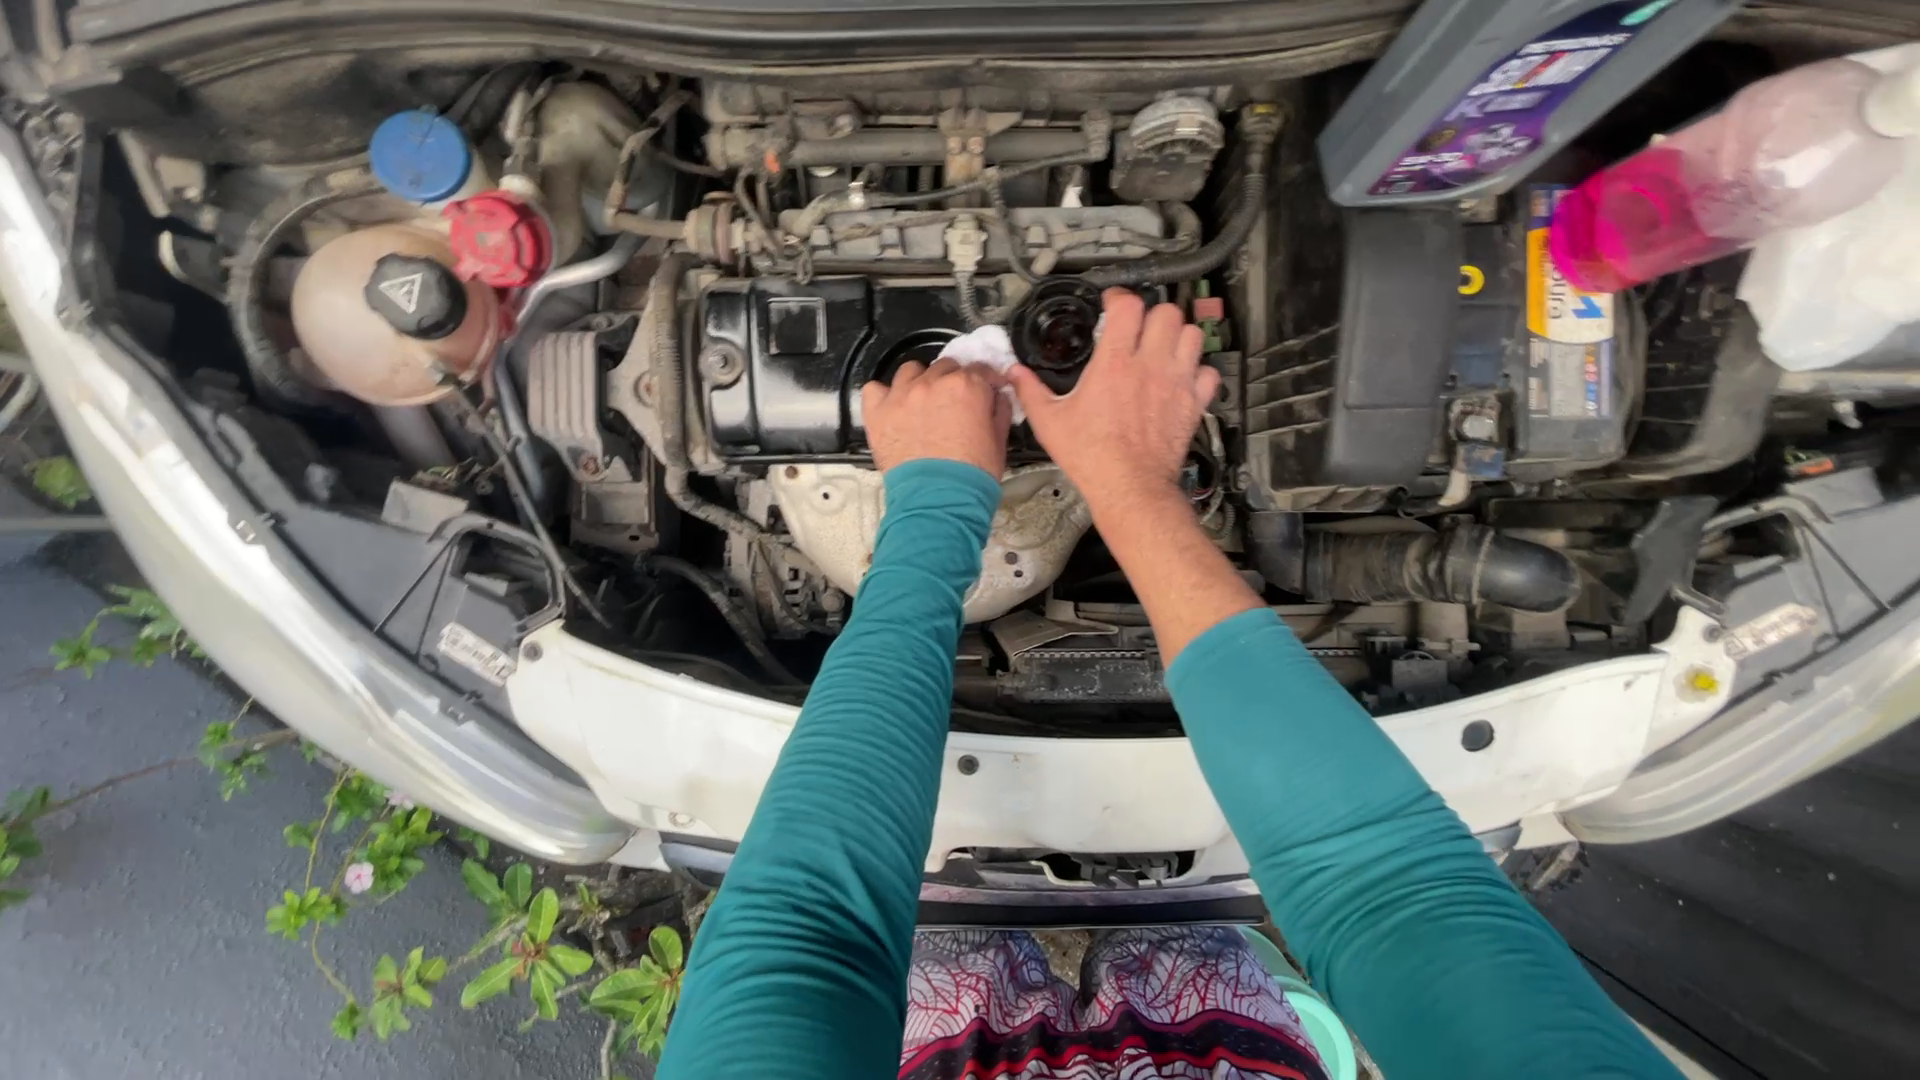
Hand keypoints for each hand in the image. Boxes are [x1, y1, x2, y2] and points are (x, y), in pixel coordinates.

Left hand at [861, 358, 1011, 475]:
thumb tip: (998, 395)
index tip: (986, 391)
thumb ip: (999, 411)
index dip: (985, 381)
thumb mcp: (999, 442)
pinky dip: (884, 395)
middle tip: (955, 403)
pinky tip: (893, 409)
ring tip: (922, 403)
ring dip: (919, 381)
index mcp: (967, 386)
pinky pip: (875, 388)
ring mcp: (902, 395)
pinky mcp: (878, 412)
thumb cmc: (973, 476)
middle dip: (953, 381)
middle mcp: (933, 383)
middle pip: (945, 367)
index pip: (980, 370)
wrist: (938, 501)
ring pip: (910, 371)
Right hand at [1008, 289, 1218, 517]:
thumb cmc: (1093, 457)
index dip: (1119, 297)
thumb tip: (1016, 375)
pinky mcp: (1193, 404)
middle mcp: (1149, 366)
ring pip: (1193, 334)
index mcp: (1114, 363)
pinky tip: (1183, 378)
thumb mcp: (1049, 422)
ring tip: (1163, 346)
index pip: (1128, 306)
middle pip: (1166, 312)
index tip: (1112, 303)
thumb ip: (1030, 391)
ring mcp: (1176, 382)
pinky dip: (1199, 371)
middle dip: (1151, 314)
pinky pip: (1208, 372)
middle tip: (1139, 326)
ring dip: (1178, 336)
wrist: (1129, 486)